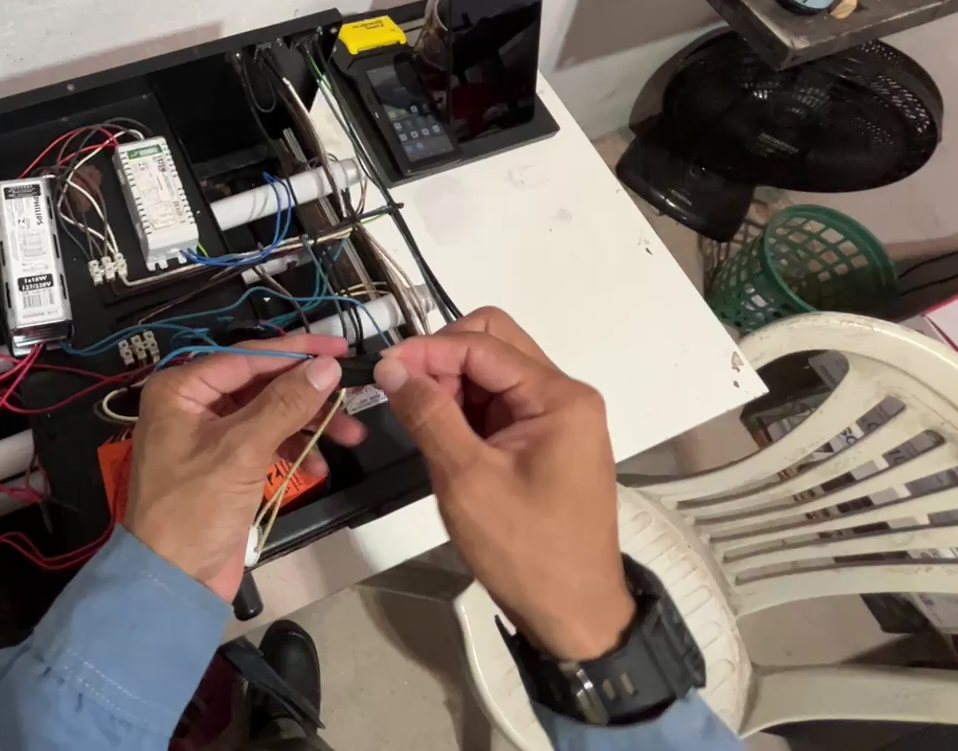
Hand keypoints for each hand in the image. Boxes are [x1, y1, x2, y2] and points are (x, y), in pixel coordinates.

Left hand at [123, 335, 366, 600]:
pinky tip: (318, 468)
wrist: (172, 582)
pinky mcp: (226, 463)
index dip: (295, 350)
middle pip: (260, 383)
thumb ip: (285, 404)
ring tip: (351, 434)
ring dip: (307, 423)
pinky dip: (293, 451)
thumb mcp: (241, 451)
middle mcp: (192, 403)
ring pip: (268, 413)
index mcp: (181, 388)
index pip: (246, 356)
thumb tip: (326, 367)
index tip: (338, 346)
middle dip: (307, 392)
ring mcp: (210, 434)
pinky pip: (265, 442)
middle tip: (353, 390)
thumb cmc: (194, 508)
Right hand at [374, 308, 633, 659]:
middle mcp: (561, 394)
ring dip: (449, 379)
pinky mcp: (539, 434)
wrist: (574, 616)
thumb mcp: (467, 478)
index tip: (382, 369)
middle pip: (491, 340)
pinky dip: (461, 403)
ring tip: (420, 418)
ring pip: (489, 366)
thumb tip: (390, 365)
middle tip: (407, 391)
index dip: (427, 349)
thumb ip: (428, 413)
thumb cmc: (525, 549)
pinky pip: (493, 397)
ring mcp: (553, 414)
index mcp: (558, 397)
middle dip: (441, 356)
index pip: (481, 345)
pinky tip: (439, 430)